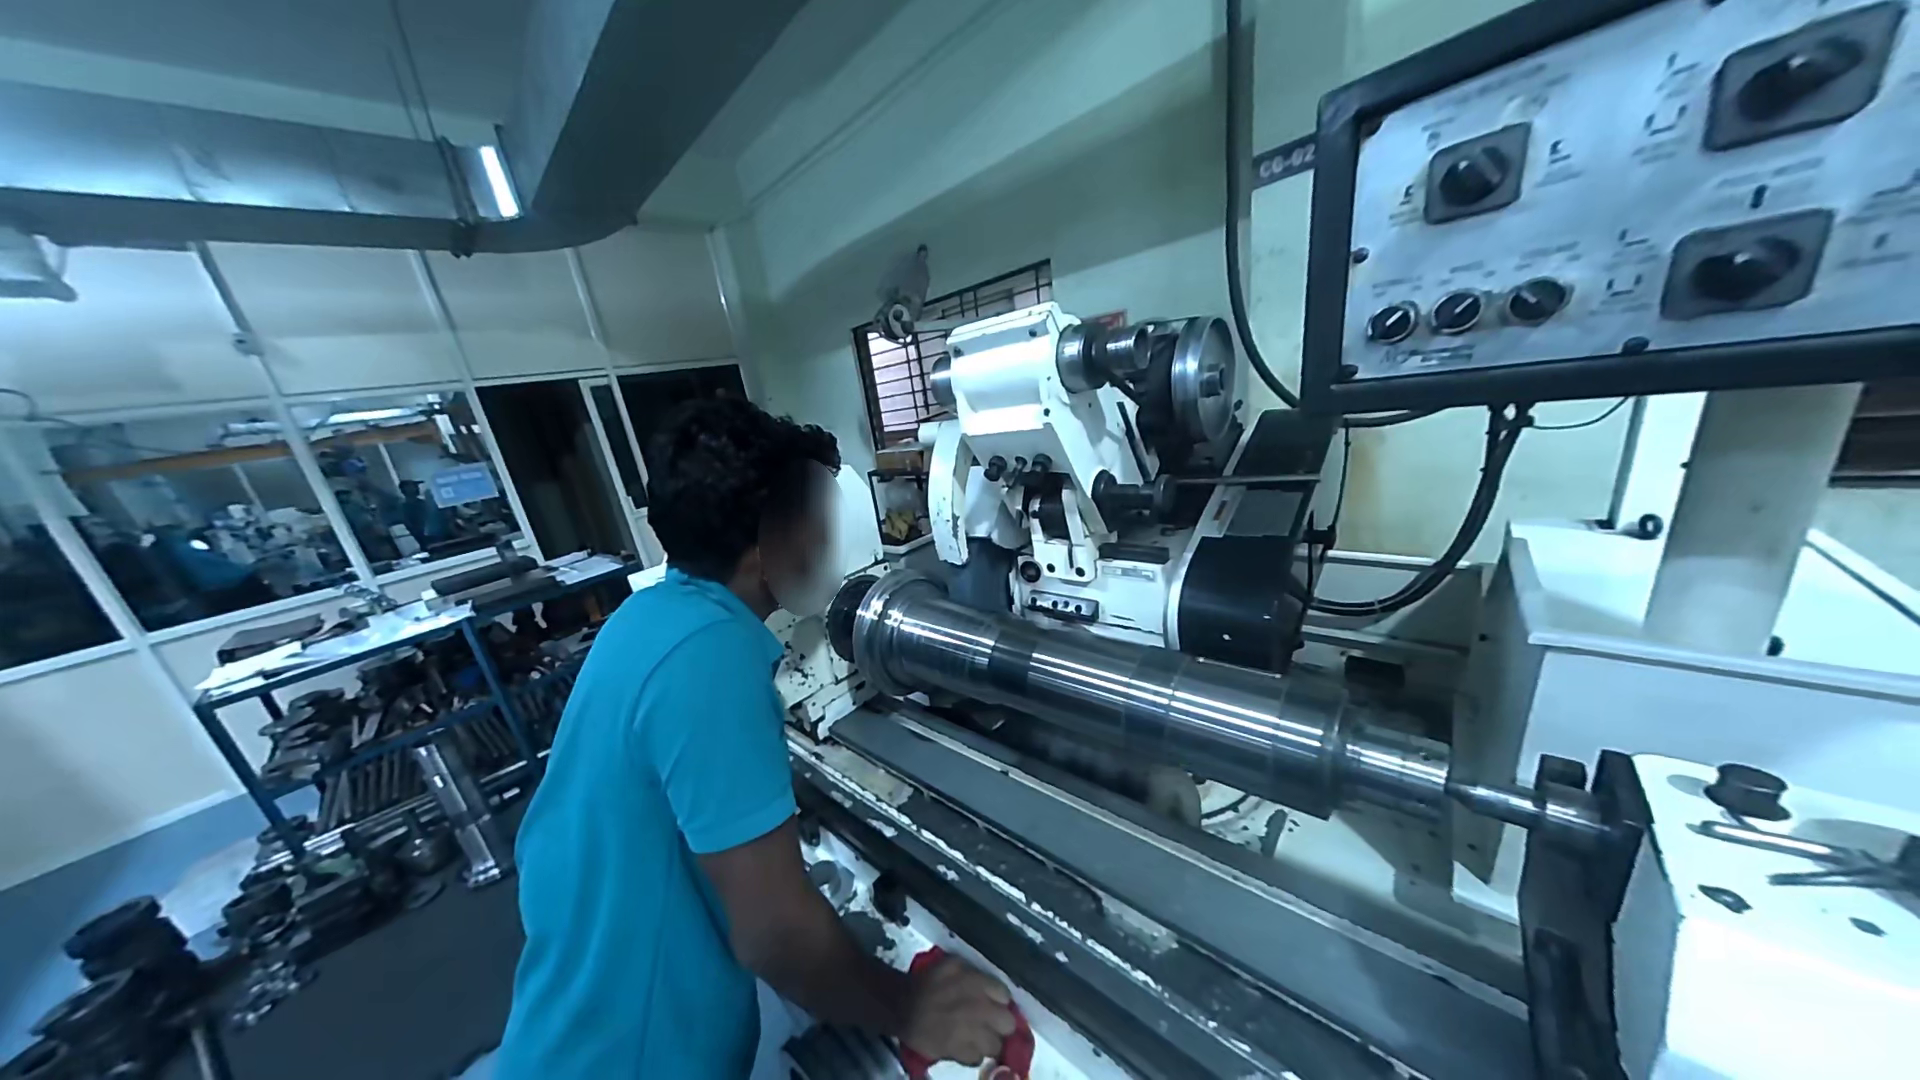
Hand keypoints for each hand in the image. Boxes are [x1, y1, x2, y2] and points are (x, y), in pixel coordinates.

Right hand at [900, 955, 1015, 1065]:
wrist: (903, 1006)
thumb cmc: (928, 982)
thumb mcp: (952, 964)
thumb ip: (973, 972)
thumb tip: (988, 983)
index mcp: (978, 984)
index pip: (1005, 995)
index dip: (1000, 1000)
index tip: (993, 1002)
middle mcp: (980, 1009)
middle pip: (1008, 1024)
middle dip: (1001, 1023)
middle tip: (991, 1022)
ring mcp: (971, 1034)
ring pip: (996, 1046)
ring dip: (989, 1041)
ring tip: (978, 1036)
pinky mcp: (959, 1053)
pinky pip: (977, 1059)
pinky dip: (973, 1054)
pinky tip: (965, 1045)